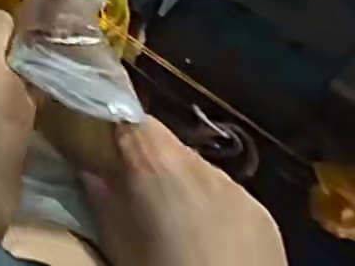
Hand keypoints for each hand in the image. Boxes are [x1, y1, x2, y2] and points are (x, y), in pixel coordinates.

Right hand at [83, 119, 286, 265]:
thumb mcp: (116, 238)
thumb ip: (100, 196)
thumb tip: (90, 171)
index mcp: (154, 157)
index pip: (126, 115)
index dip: (113, 128)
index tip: (102, 146)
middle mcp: (196, 161)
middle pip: (162, 140)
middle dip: (148, 157)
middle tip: (136, 187)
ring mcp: (235, 187)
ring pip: (195, 166)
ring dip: (181, 181)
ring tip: (176, 218)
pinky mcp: (264, 216)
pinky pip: (227, 194)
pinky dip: (213, 205)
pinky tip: (211, 238)